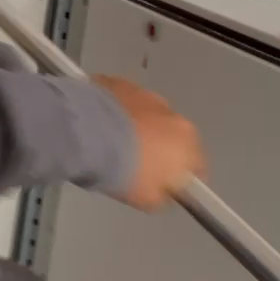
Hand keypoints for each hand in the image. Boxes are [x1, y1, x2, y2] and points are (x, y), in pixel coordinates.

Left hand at [94, 75, 204, 211]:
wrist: (84, 132)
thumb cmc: (124, 170)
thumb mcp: (151, 199)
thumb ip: (164, 192)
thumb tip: (162, 185)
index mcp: (187, 140)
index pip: (195, 164)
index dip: (181, 177)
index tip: (164, 184)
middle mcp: (169, 111)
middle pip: (169, 133)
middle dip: (156, 145)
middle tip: (133, 159)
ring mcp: (140, 91)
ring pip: (144, 113)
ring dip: (134, 123)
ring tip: (110, 138)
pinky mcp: (113, 81)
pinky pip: (119, 99)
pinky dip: (113, 108)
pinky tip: (97, 120)